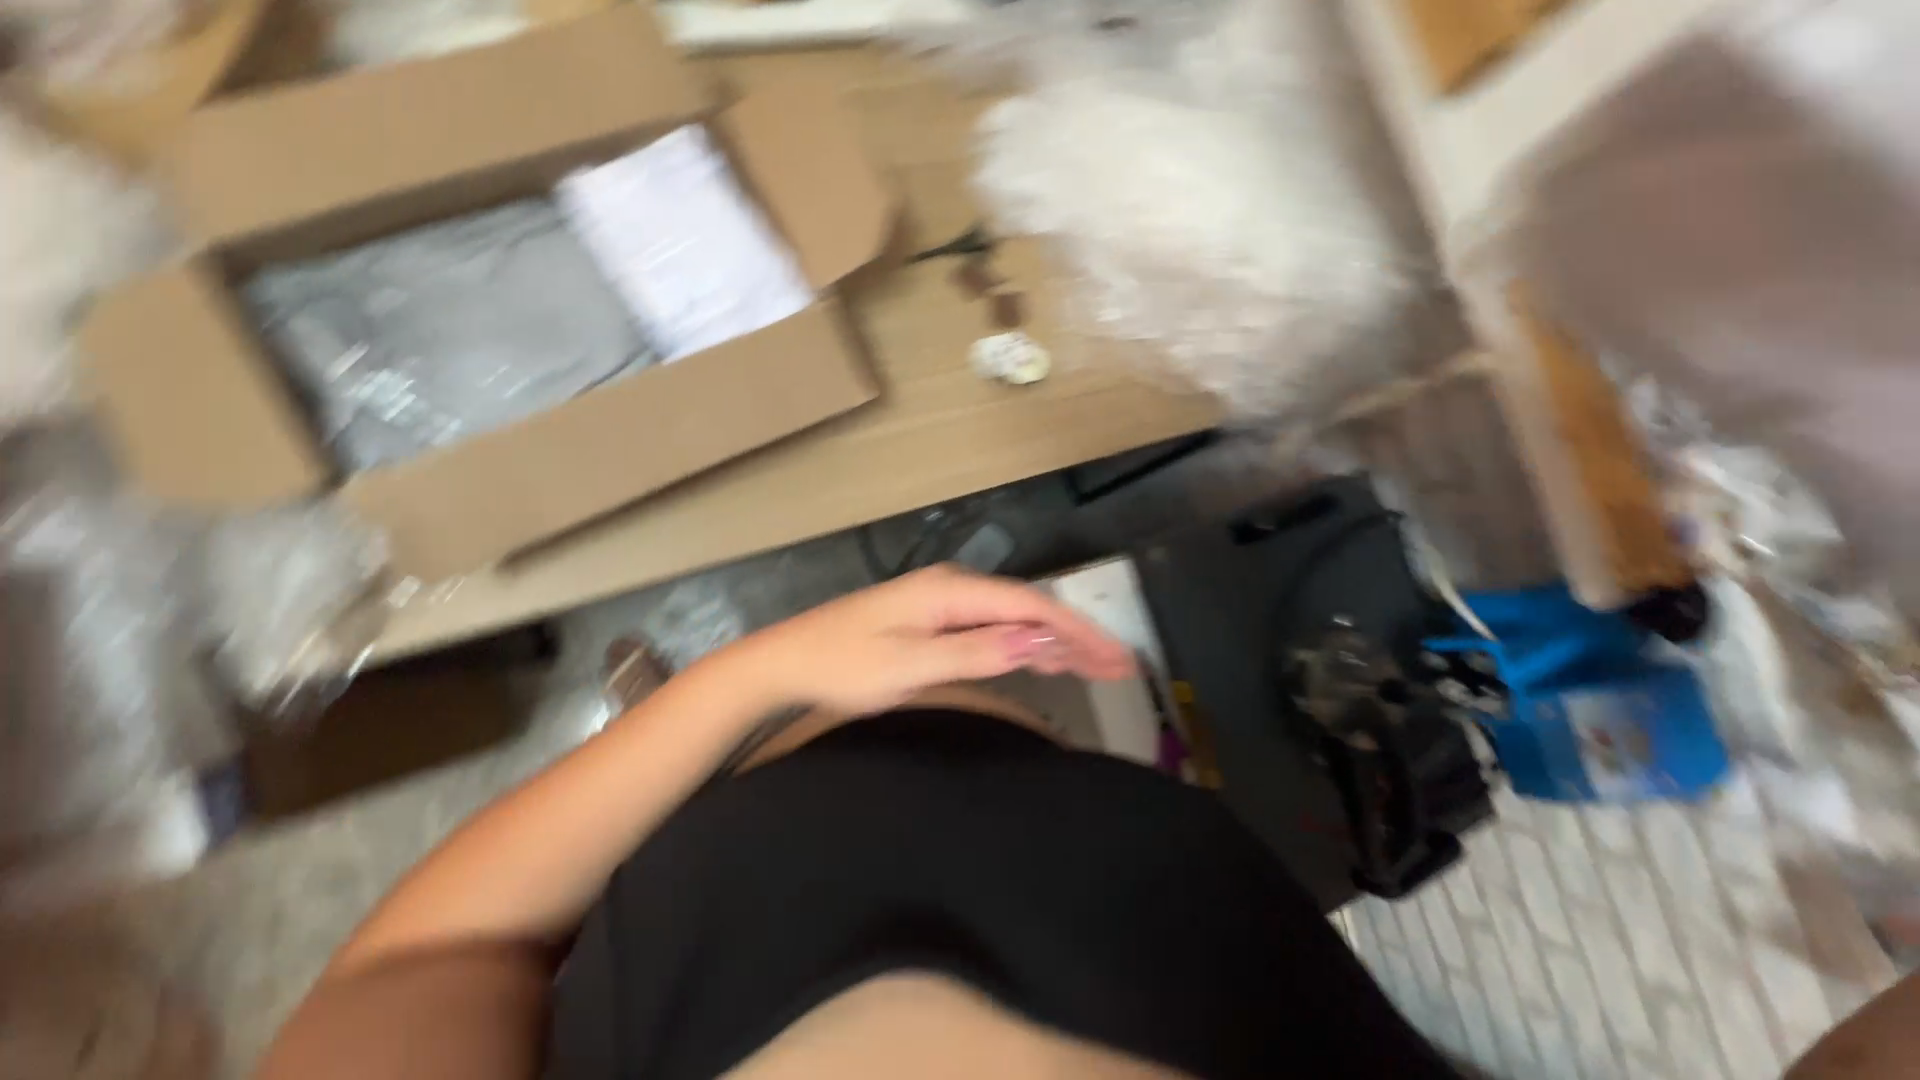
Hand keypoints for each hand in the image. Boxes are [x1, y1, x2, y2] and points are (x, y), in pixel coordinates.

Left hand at [707, 565, 1137, 715]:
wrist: (786, 661)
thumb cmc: (842, 664)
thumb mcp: (910, 665)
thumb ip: (976, 651)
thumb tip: (1040, 640)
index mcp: (951, 591)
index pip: (1031, 607)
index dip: (1078, 632)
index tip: (1116, 659)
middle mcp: (954, 587)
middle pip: (1029, 608)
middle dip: (1077, 636)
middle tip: (1120, 668)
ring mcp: (943, 601)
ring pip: (1014, 618)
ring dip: (1055, 641)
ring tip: (1097, 667)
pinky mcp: (933, 618)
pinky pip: (993, 627)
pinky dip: (1024, 644)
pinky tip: (1044, 659)